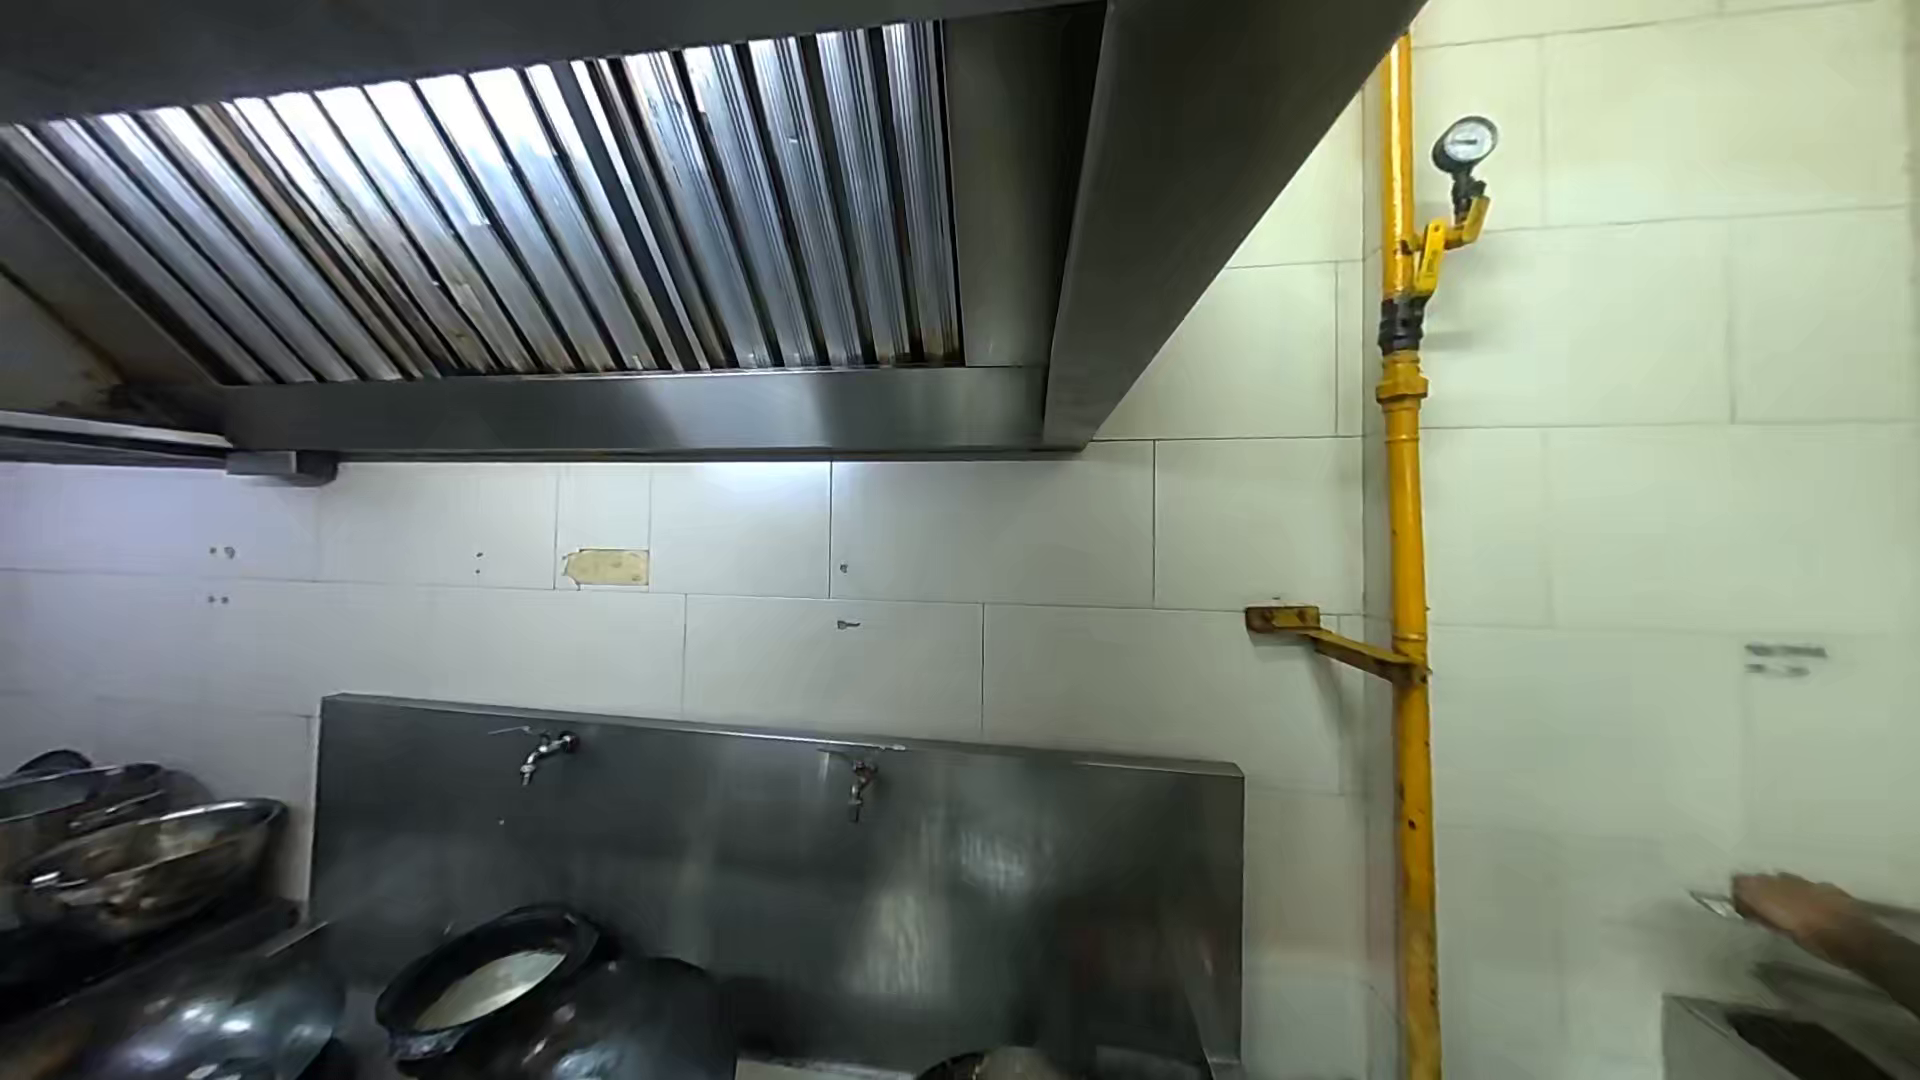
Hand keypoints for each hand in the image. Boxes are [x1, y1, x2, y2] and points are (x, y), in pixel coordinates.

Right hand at [1733, 872, 1867, 959]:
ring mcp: (1802, 880)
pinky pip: (1811, 887)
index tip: (1747, 910)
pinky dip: (1810, 895)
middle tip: (1770, 909)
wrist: (1859, 941)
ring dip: (1786, 891)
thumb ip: (1758, 915)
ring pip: (1785, 881)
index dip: (1740, 896)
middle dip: (1763, 891)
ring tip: (1794, 908)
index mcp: (1754, 887)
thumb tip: (1746, 909)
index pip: (1736, 884)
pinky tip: (1818, 908)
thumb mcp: (1776, 930)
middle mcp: (1773, 877)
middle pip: (1760, 879)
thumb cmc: (1810, 939)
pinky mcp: (1827, 886)